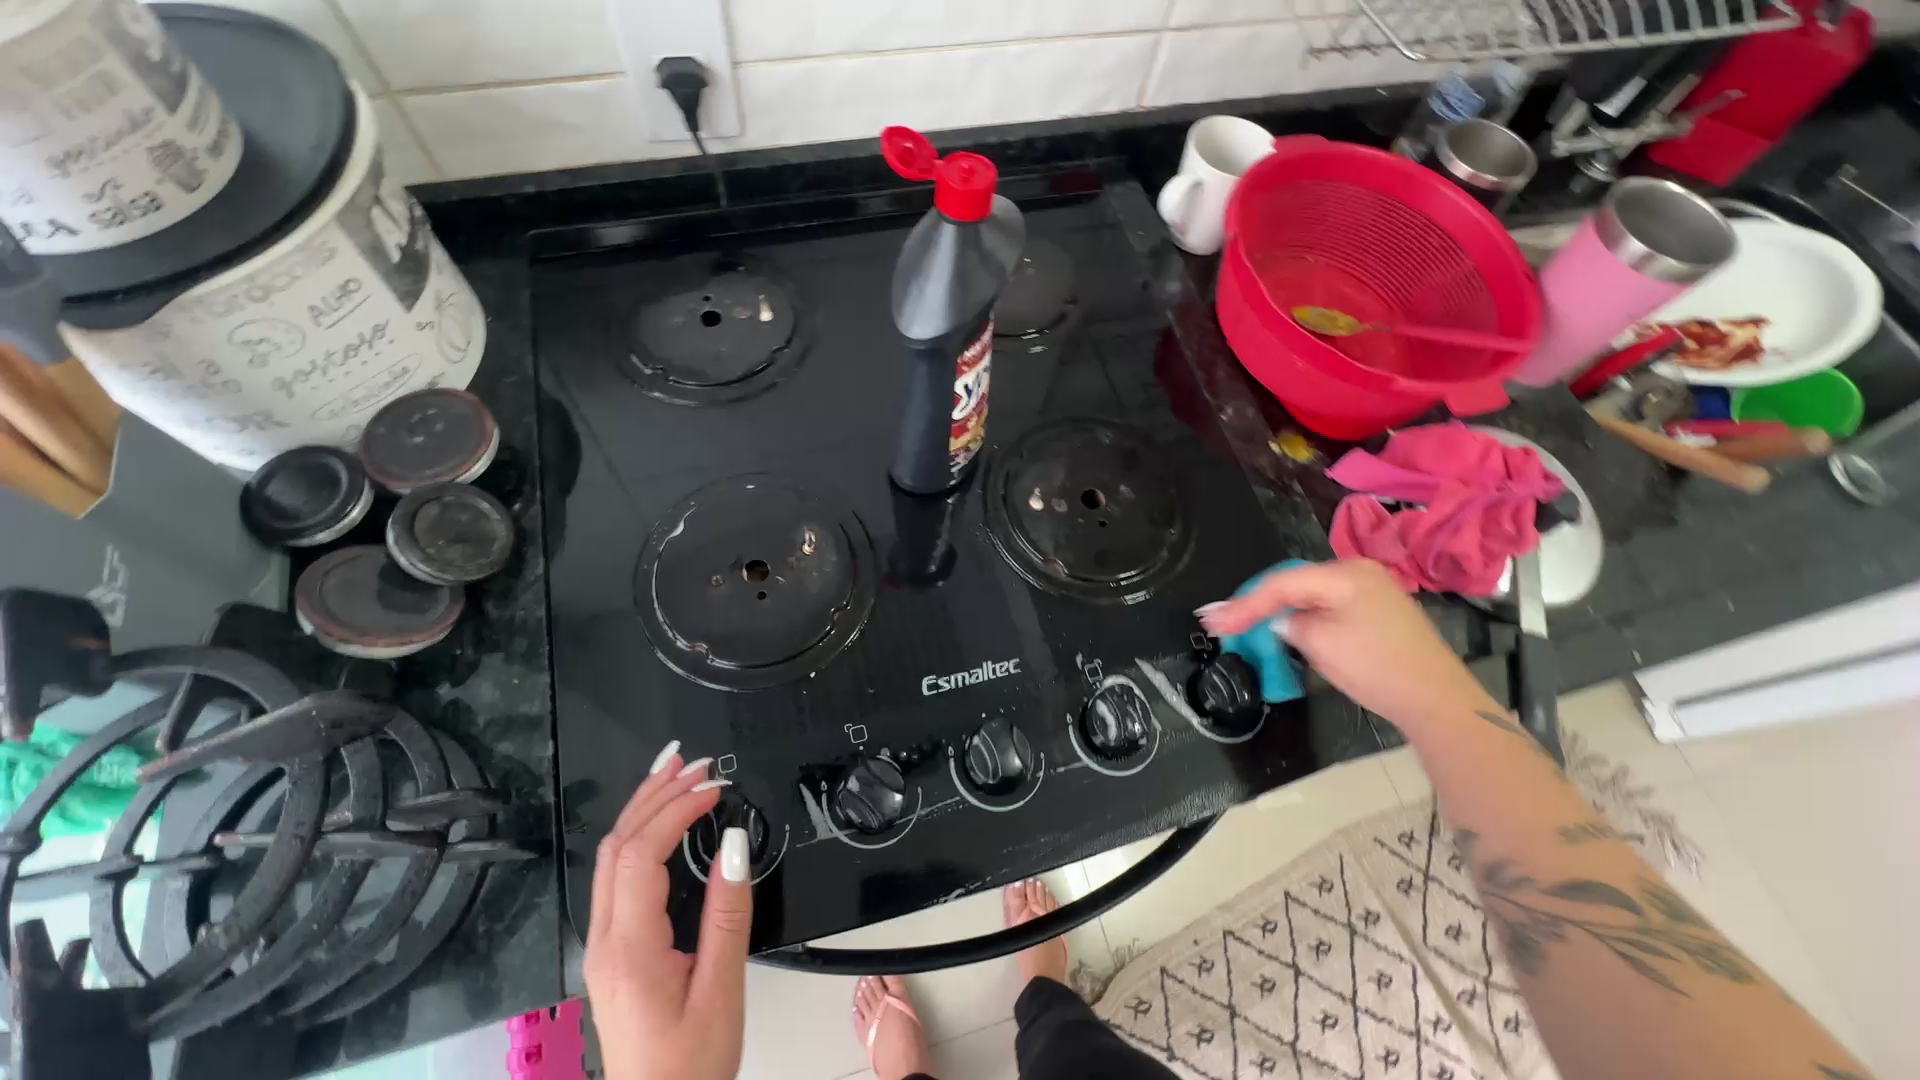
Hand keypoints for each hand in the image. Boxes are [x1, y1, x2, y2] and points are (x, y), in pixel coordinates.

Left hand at [584, 745, 752, 1079]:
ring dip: (642, 808)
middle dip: (655, 793)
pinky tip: (660, 821)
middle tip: (694, 760)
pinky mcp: (610, 950)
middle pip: (616, 844)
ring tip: (675, 772)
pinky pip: (615, 875)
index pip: (642, 854)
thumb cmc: (691, 1063)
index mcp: (629, 947)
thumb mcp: (721, 990)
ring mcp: (601, 944)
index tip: (715, 786)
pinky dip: (639, 835)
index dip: (676, 809)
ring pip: (610, 856)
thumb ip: (727, 914)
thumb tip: (734, 844)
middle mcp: (604, 939)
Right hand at [1198, 559, 1495, 732]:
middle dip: (1256, 603)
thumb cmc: (1377, 667)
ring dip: (1278, 611)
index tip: (1211, 620)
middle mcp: (1359, 574)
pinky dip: (1303, 618)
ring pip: (1310, 597)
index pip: (1281, 584)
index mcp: (1345, 574)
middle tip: (1220, 619)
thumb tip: (1281, 621)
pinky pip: (1328, 608)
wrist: (1436, 700)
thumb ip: (1290, 624)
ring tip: (1242, 624)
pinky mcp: (1377, 614)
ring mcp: (1372, 593)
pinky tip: (1284, 628)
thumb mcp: (1320, 643)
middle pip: (1294, 584)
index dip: (1243, 604)